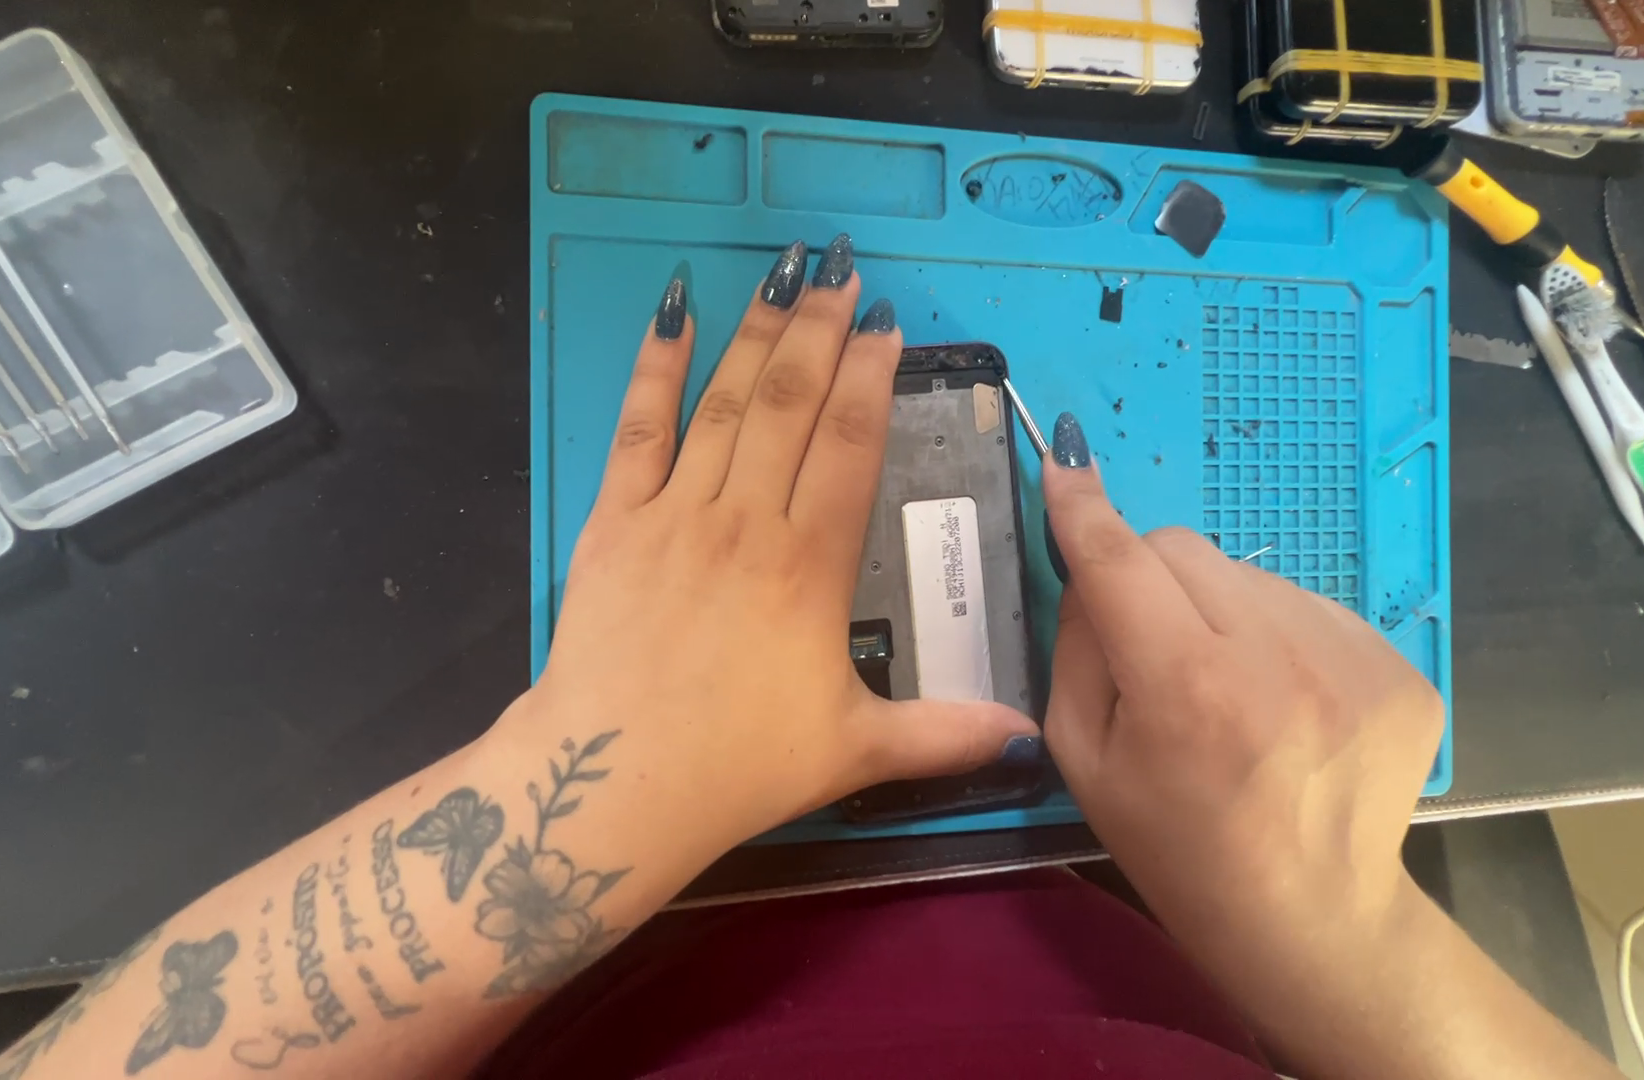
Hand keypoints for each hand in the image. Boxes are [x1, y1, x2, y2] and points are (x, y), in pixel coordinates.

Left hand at [514, 237, 1037, 867]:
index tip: (884, 327)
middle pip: (789, 405)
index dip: (869, 380)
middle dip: (818, 333)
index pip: (847, 446)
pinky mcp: (613, 522)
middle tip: (840, 274)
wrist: (612, 784)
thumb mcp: (854, 751)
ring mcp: (673, 514)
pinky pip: (635, 429)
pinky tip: (672, 313)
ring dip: (755, 334)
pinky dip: (653, 368)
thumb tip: (1032, 736)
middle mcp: (744, 521)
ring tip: (781, 275)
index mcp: (809, 567)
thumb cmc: (737, 767)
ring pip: (723, 404)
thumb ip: (945, 734)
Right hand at [1038, 412, 1443, 1038]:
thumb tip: (1094, 572)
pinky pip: (1298, 599)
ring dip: (1210, 601)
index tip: (1063, 461)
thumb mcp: (1080, 754)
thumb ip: (1077, 646)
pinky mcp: (1397, 663)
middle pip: (1181, 546)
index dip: (1084, 510)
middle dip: (1145, 572)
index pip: (1120, 563)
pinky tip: (1272, 688)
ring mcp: (1352, 656)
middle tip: (1148, 639)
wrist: (1310, 913)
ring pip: (1241, 569)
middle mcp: (1275, 658)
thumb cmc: (1169, 840)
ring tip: (1221, 678)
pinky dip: (1266, 625)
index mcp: (1186, 689)